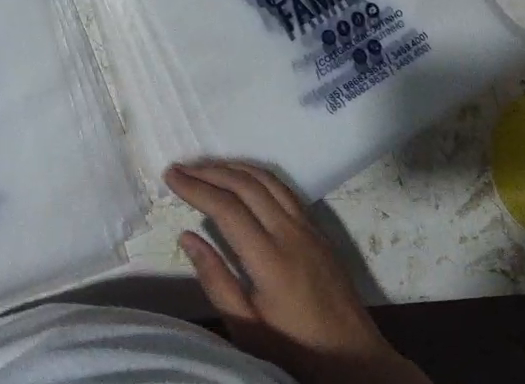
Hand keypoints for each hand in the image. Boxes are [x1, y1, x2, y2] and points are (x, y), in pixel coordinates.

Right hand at [166, 161, 429, 383]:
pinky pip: (284, 189)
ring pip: (268, 180)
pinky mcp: (319, 229)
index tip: (170, 176)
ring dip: (233, 167)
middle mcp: (291, 233)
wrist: (353, 358)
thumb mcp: (247, 327)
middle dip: (209, 171)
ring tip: (205, 167)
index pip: (227, 207)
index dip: (196, 188)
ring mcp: (309, 227)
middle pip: (246, 185)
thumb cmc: (294, 346)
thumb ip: (216, 280)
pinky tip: (242, 178)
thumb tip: (187, 236)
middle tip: (180, 167)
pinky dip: (256, 175)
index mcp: (271, 259)